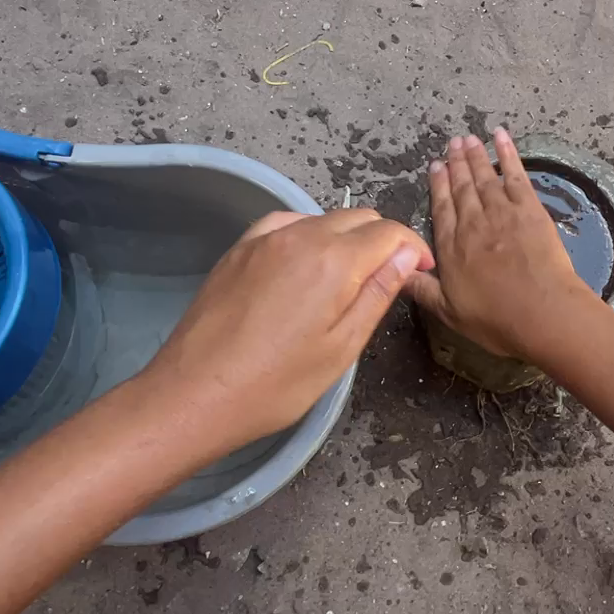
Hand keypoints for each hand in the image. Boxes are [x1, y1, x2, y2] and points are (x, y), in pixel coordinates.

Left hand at [139, 209, 431, 452]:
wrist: (193, 394)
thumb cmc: (276, 383)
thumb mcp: (342, 348)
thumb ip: (378, 293)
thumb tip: (406, 254)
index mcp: (334, 261)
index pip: (389, 233)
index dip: (412, 249)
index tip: (420, 272)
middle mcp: (301, 235)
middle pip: (359, 218)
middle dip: (383, 241)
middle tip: (387, 280)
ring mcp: (265, 238)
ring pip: (323, 218)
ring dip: (347, 238)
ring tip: (346, 279)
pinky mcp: (240, 248)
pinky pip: (287, 224)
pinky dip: (309, 235)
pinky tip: (305, 264)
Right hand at [406, 129, 602, 359]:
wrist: (542, 312)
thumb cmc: (497, 320)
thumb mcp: (449, 312)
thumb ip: (421, 289)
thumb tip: (395, 272)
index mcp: (451, 248)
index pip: (441, 209)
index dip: (437, 186)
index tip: (434, 167)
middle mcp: (472, 224)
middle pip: (461, 188)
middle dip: (455, 164)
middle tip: (451, 143)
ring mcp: (501, 213)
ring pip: (484, 177)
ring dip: (475, 156)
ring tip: (468, 139)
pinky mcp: (529, 209)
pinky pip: (515, 175)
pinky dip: (508, 153)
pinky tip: (501, 137)